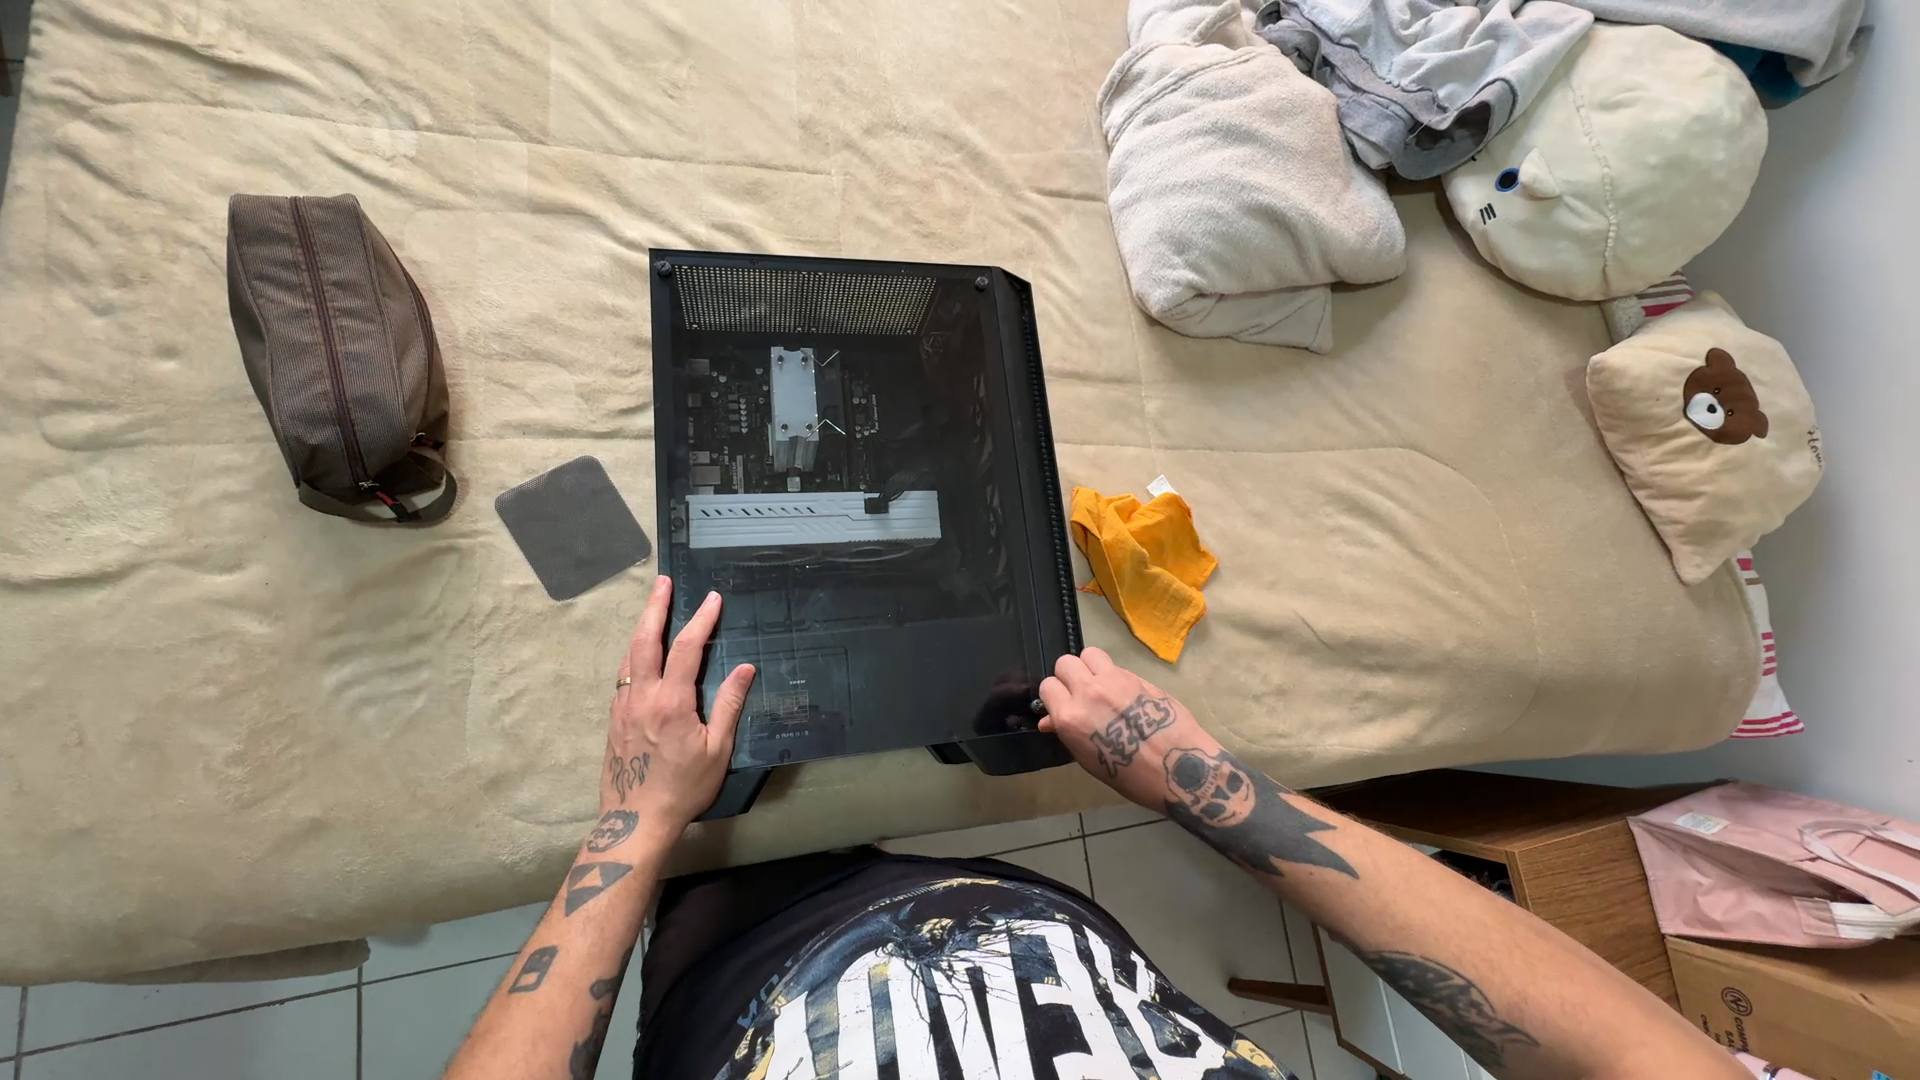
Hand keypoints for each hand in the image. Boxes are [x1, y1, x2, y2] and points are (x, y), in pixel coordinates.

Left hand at [594, 576, 754, 843]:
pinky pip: (622, 675)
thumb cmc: (684, 788)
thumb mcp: (717, 750)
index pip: (687, 649)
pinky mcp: (613, 720)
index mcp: (671, 702)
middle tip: (663, 582)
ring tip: (652, 606)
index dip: (701, 620)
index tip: (713, 599)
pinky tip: (639, 651)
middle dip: (656, 608)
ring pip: (629, 656)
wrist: (635, 821)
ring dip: (642, 627)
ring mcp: (623, 707)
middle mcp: (642, 697)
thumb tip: (745, 668)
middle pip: (646, 641)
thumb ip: (729, 705)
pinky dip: (633, 653)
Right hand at [1037, 646, 1221, 814]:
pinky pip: (1114, 665)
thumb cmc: (1130, 777)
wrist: (1179, 768)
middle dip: (1068, 677)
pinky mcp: (1136, 676)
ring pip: (1089, 654)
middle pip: (1065, 663)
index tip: (1061, 705)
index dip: (1053, 696)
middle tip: (1079, 693)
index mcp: (1071, 717)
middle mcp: (1088, 692)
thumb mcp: (1089, 761)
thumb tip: (1050, 720)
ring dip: (1089, 667)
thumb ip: (1068, 732)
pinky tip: (1122, 693)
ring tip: (1099, 685)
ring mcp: (1114, 680)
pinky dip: (1112, 675)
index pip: (1047, 687)